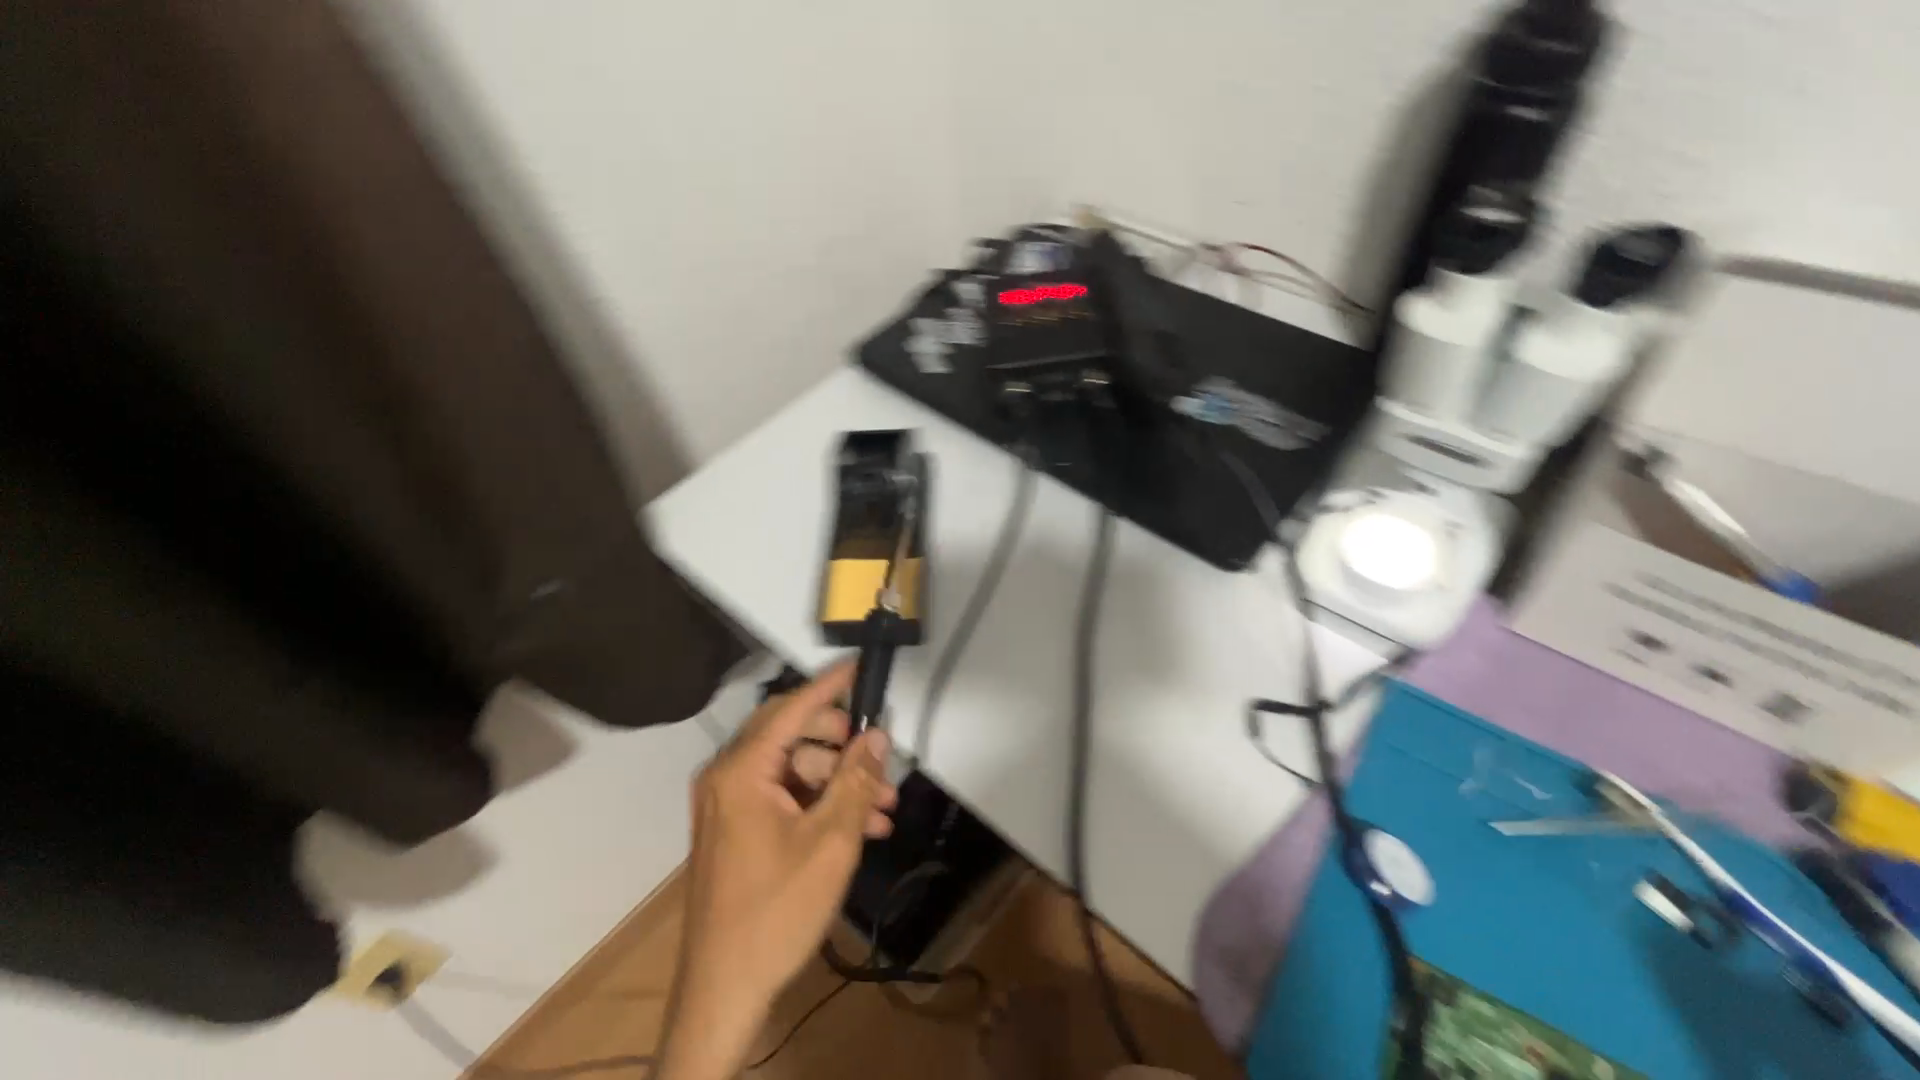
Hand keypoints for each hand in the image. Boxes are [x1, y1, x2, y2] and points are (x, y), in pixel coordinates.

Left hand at [656, 661, 897, 1079]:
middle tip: (881, 763)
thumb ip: (855, 781)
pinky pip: (780, 797)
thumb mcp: (830, 843)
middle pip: (791, 735)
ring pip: (791, 769)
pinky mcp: (733, 830)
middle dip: (842, 746)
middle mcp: (726, 777)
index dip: (830, 686)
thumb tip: (876, 736)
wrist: (724, 987)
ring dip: (837, 782)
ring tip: (881, 810)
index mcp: (741, 771)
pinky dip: (817, 804)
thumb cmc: (777, 909)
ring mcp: (726, 805)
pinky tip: (857, 828)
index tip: (860, 666)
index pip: (791, 708)